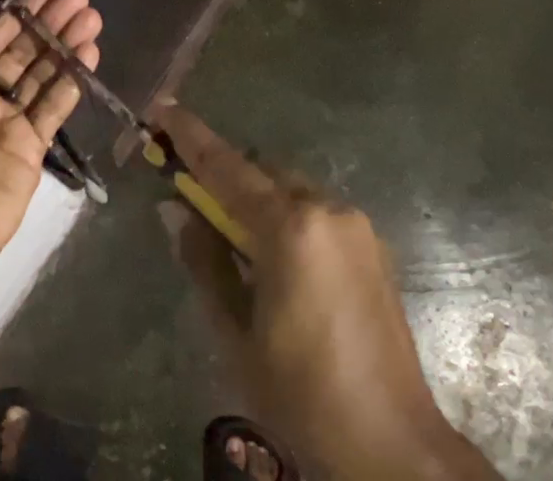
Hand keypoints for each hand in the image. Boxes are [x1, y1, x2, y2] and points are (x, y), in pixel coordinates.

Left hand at [0, 0, 102, 280]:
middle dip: (47, 26)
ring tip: (91, 19)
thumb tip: (2, 21)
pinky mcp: (31, 152)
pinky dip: (70, 84)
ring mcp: (6, 127)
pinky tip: (88, 56)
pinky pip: (52, 110)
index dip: (17, 16)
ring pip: (41, 79)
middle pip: (20, 56)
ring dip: (64, 48)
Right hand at [151, 103, 500, 480]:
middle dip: (225, 173)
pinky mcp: (375, 250)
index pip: (228, 167)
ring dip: (257, 197)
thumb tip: (177, 211)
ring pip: (292, 190)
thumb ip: (204, 260)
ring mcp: (358, 228)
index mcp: (291, 228)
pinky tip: (272, 255)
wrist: (390, 442)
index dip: (191, 137)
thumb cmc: (299, 389)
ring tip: (228, 233)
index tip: (162, 109)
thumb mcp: (235, 330)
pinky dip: (286, 217)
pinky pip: (317, 214)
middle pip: (263, 172)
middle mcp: (329, 211)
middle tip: (188, 192)